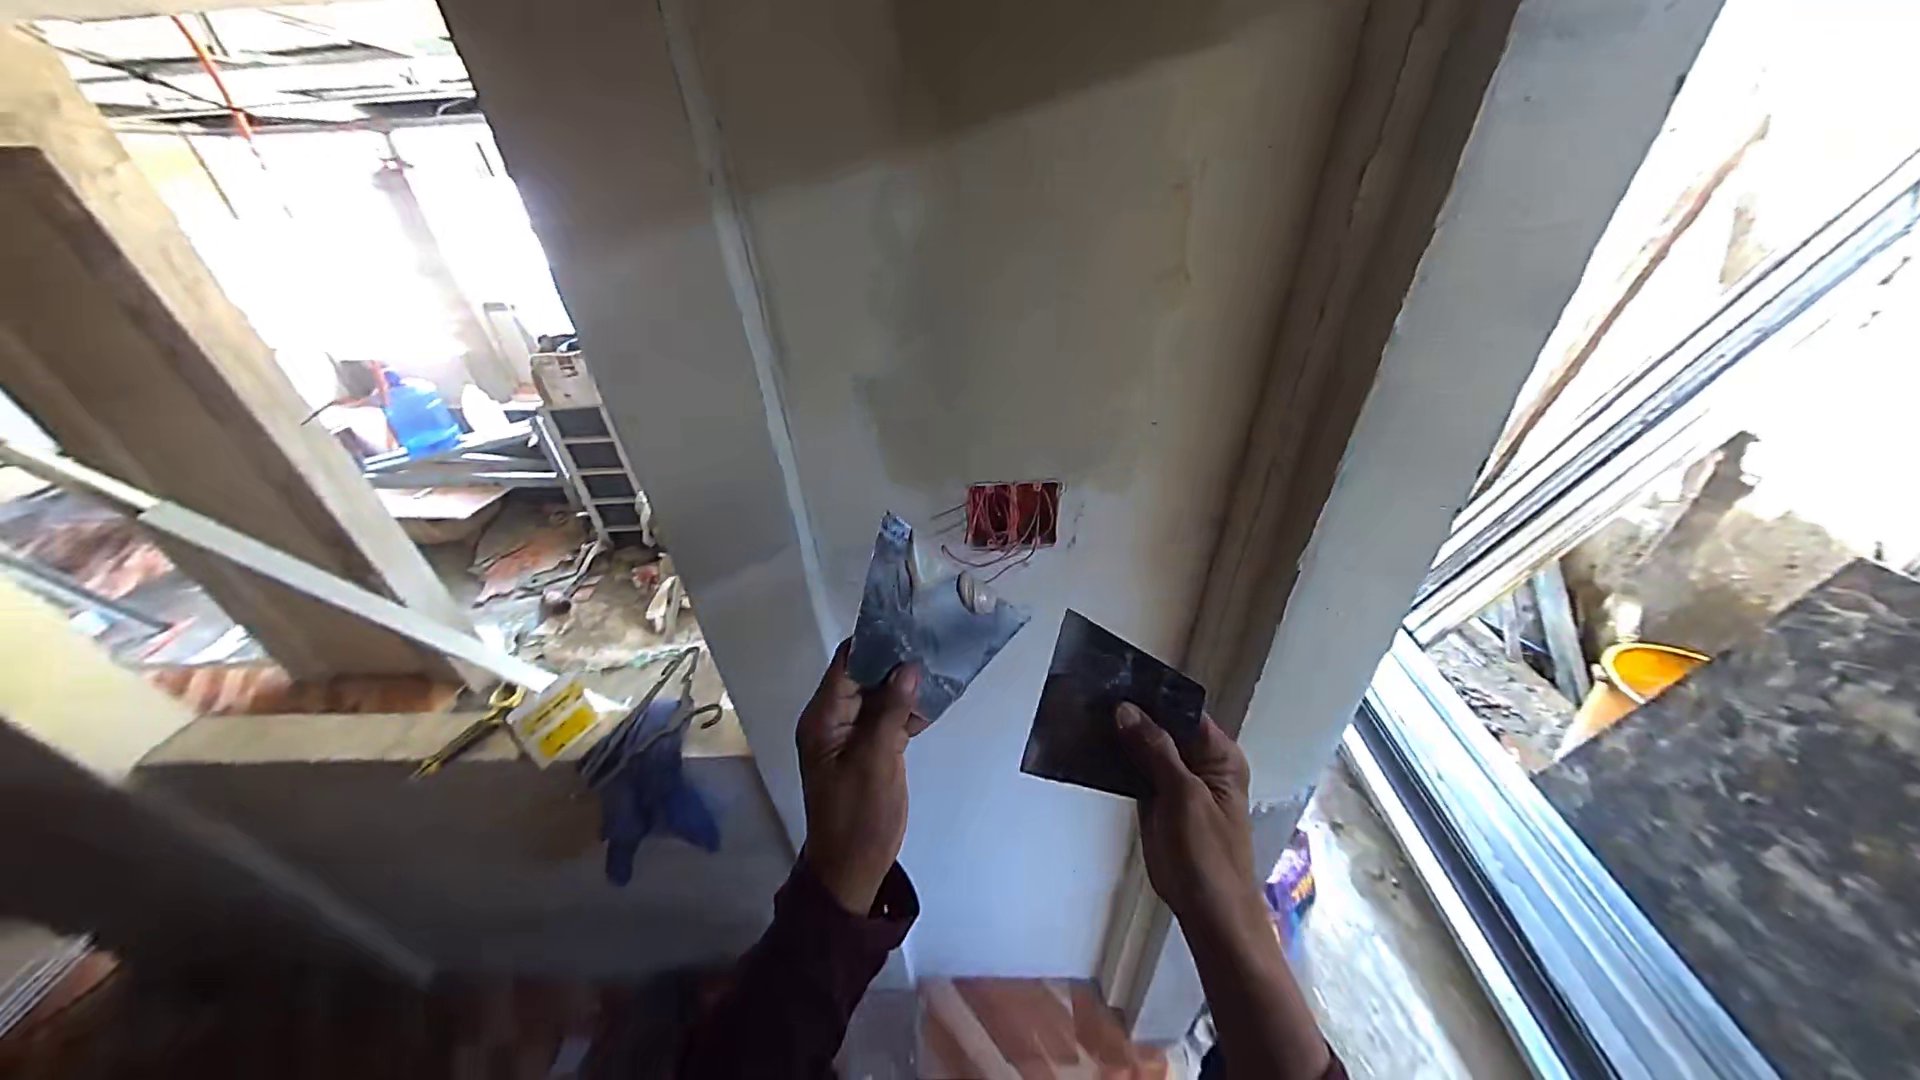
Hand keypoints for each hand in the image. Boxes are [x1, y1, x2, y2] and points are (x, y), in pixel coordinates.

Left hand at [795, 640, 924, 914]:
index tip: (906, 622)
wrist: (854, 869)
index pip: (846, 665)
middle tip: (932, 636)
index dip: (873, 641)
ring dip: (907, 682)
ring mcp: (855, 734)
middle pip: (865, 675)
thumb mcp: (874, 762)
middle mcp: (836, 719)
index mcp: (823, 718)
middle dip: (896, 658)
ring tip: (941, 656)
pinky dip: (912, 708)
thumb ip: (890, 712)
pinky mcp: (874, 748)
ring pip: (882, 695)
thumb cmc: (857, 816)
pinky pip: (893, 717)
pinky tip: (939, 693)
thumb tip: (908, 666)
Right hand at [1117, 703, 1334, 1078]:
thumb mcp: (1184, 796)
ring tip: (1083, 711)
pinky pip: (1133, 769)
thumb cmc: (1208, 855)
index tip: (1117, 678)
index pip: (1183, 711)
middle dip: (1130, 713)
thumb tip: (1125, 709)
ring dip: (1119, 735)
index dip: (1152, 695)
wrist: (1207, 913)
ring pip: (1143, 746)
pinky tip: (1088, 745)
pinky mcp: (1155, 797)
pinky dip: (1115, 759)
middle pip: (1161, 726)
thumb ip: (1156, 750)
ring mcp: (1174, 780)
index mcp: (1218, 755)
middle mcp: (1197, 761)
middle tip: (1092, 692)